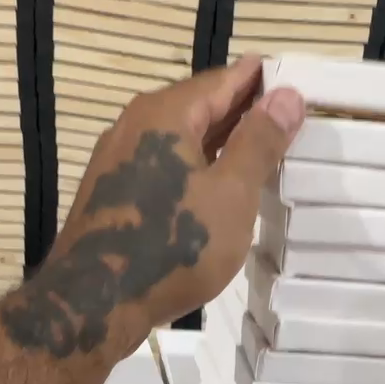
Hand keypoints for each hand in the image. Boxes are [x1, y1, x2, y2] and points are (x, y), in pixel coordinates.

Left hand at [0, 57, 304, 358]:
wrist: (96, 302)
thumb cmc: (173, 247)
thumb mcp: (231, 195)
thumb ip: (259, 144)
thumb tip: (286, 95)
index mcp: (166, 114)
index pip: (222, 81)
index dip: (258, 81)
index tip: (288, 81)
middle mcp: (134, 127)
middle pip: (196, 110)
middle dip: (237, 114)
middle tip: (277, 121)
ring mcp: (115, 164)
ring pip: (175, 144)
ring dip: (212, 148)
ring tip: (249, 158)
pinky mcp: (109, 198)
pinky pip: (158, 172)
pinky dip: (188, 174)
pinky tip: (206, 195)